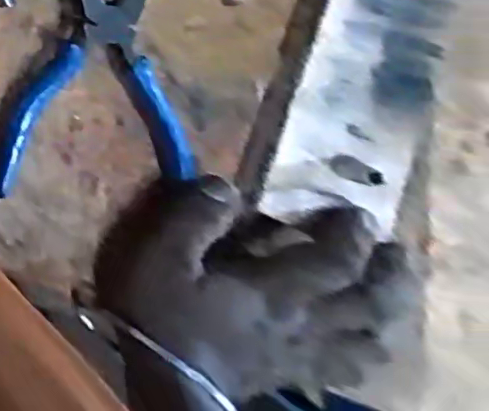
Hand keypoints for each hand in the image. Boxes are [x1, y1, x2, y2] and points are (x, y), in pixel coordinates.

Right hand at [96, 176, 414, 405]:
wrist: (171, 373)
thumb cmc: (163, 307)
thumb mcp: (162, 253)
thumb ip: (194, 218)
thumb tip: (226, 185)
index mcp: (278, 289)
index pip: (333, 259)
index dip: (349, 234)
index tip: (358, 212)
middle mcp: (308, 320)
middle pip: (371, 303)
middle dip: (390, 274)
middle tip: (397, 252)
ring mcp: (308, 352)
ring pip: (372, 337)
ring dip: (387, 312)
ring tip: (385, 294)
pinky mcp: (299, 372)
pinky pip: (349, 365)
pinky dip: (364, 349)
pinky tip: (357, 343)